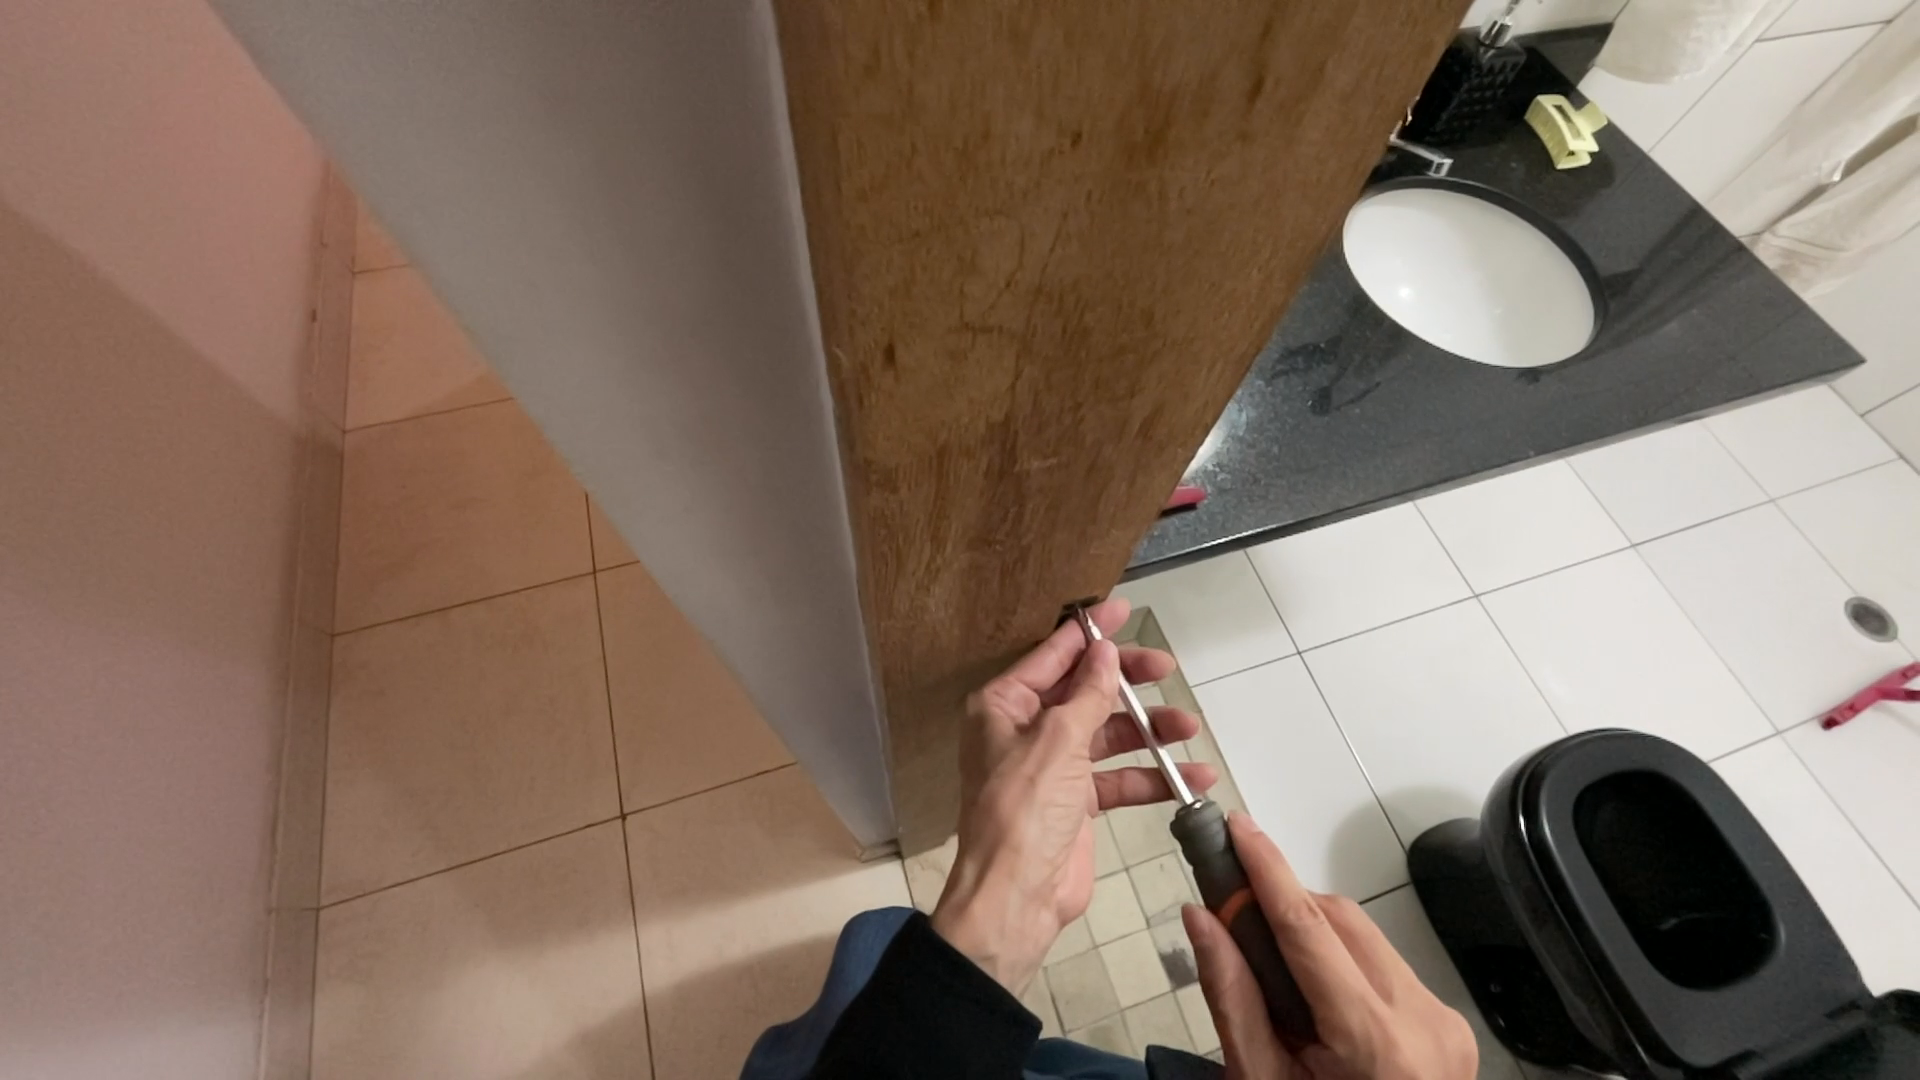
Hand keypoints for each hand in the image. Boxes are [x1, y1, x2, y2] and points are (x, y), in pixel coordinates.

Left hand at [930, 596, 1216, 992]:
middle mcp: (1027, 729)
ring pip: (1107, 733)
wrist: (1015, 898)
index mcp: (1005, 706)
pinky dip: (1151, 776)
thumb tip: (1105, 651)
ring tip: (1187, 724)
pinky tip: (1191, 777)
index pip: (1052, 655)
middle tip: (1165, 668)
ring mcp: (1053, 766)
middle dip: (1126, 681)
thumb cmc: (1023, 808)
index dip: (1089, 632)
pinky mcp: (1075, 801)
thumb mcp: (1057, 742)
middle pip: (1085, 691)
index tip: (1123, 608)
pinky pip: (1118, 777)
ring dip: (1147, 729)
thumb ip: (1087, 695)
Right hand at [1183, 814, 1476, 1079]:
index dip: (1268, 868)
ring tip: (1281, 974)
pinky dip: (1342, 957)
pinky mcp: (1452, 1024)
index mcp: (1374, 1043)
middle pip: (1338, 919)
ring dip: (1313, 930)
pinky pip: (1384, 961)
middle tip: (1239, 919)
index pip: (1308, 928)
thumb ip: (1230, 993)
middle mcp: (1424, 1020)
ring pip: (1363, 933)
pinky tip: (1321, 995)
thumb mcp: (1258, 1079)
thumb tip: (1199, 914)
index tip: (1238, 825)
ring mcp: (1447, 1022)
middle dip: (1285, 903)